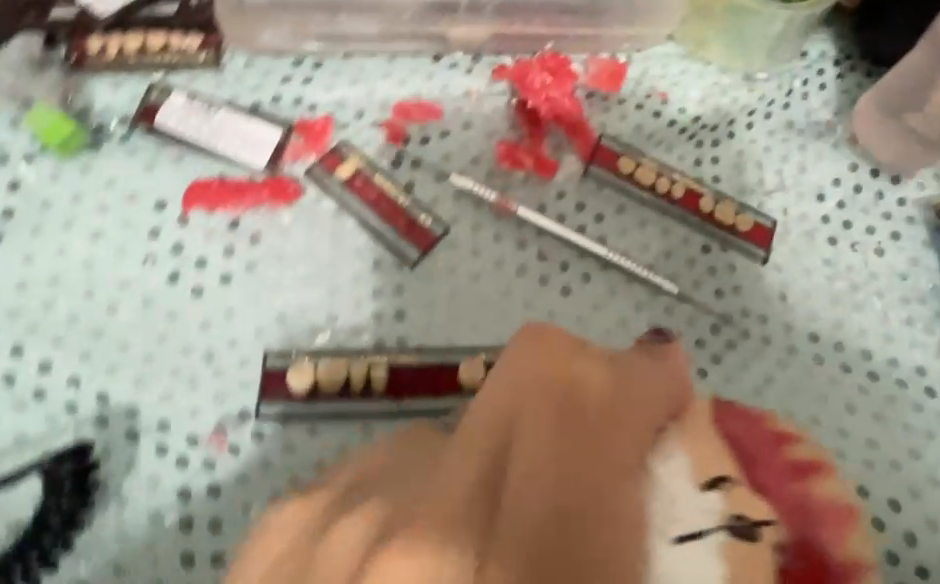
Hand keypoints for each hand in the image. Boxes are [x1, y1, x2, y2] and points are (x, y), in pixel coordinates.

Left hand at [225, 323, 692, 583]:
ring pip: (455, 427)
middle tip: (596, 461)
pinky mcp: (273, 539)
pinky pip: (379, 464)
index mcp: (521, 575)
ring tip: (479, 559)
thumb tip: (642, 496)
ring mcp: (333, 525)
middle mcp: (417, 532)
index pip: (581, 400)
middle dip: (583, 400)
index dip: (638, 378)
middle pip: (529, 376)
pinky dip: (413, 495)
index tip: (666, 396)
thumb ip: (620, 566)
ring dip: (489, 468)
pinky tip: (406, 572)